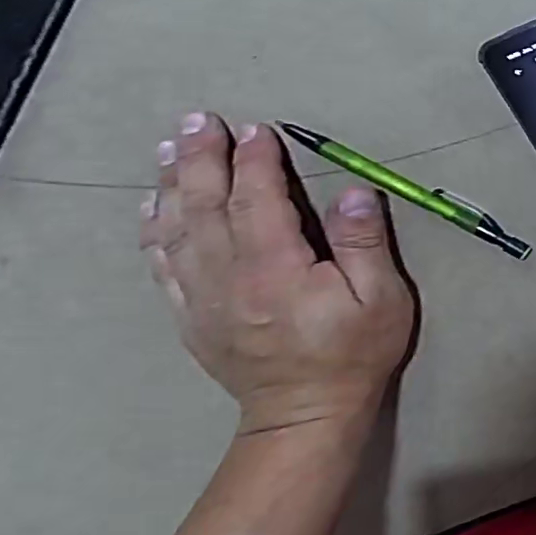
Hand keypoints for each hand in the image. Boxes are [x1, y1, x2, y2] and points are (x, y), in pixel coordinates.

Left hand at [140, 113, 416, 436]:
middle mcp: (228, 278)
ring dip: (173, 184)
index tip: (259, 129)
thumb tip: (353, 193)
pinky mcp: (190, 314)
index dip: (257, 162)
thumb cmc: (354, 352)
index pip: (259, 202)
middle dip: (202, 160)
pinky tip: (154, 205)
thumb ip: (364, 244)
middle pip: (206, 207)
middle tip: (199, 121)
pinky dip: (153, 228)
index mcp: (276, 270)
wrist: (305, 413)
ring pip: (176, 230)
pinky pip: (162, 263)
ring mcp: (201, 297)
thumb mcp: (382, 298)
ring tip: (170, 148)